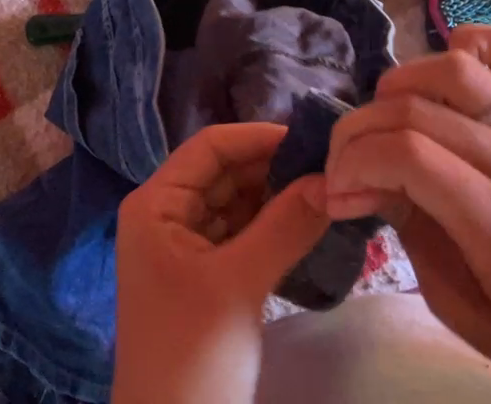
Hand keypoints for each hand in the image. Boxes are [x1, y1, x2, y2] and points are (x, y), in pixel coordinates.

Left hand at [112, 123, 331, 403]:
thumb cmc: (193, 352)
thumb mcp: (238, 285)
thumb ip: (284, 226)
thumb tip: (332, 178)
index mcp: (155, 204)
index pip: (209, 148)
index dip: (258, 137)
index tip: (314, 137)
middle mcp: (166, 214)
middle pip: (225, 173)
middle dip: (274, 167)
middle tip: (335, 165)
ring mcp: (185, 246)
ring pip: (237, 204)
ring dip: (278, 197)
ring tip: (332, 188)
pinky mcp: (206, 276)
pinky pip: (243, 235)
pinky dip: (274, 228)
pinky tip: (313, 223)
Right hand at [324, 26, 490, 401]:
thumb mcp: (448, 300)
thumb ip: (398, 223)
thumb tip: (337, 181)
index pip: (412, 157)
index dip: (355, 161)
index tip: (334, 188)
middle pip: (419, 112)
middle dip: (358, 132)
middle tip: (341, 164)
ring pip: (456, 69)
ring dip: (398, 85)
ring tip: (384, 121)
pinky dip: (464, 46)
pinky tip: (439, 85)